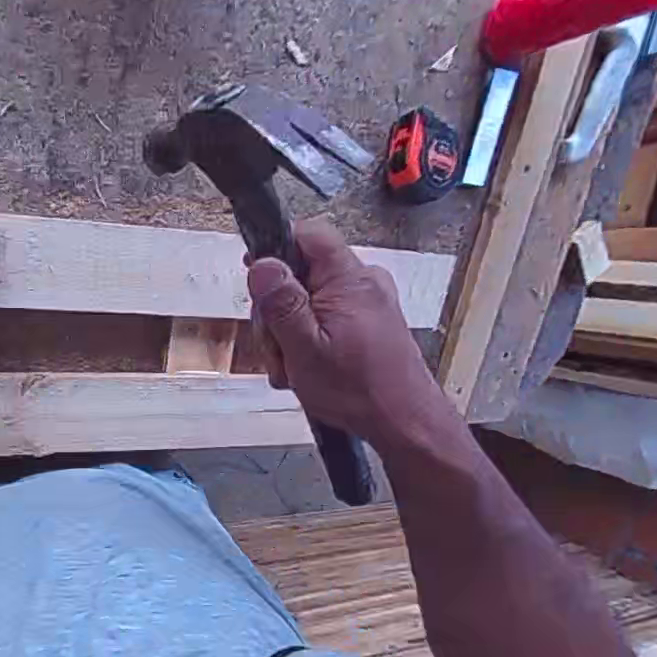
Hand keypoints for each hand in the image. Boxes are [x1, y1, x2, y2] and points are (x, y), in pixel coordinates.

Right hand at [248, 218, 448, 444]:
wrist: (402, 421)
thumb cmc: (357, 390)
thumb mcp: (305, 349)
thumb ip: (282, 304)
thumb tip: (261, 264)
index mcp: (349, 281)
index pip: (309, 235)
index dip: (276, 249)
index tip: (255, 278)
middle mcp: (362, 282)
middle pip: (300, 274)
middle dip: (276, 310)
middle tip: (276, 348)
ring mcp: (365, 302)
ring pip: (306, 300)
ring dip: (287, 333)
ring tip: (292, 367)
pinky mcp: (365, 320)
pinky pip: (322, 317)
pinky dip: (305, 340)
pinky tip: (304, 368)